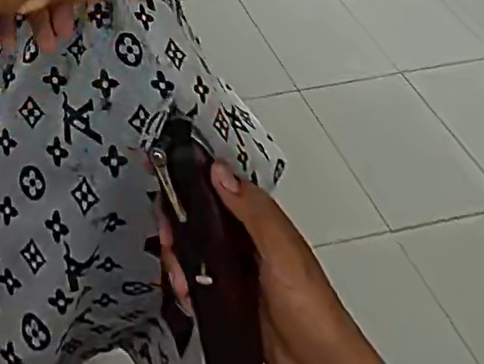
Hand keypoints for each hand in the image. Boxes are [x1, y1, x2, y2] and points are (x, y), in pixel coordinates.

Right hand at [159, 164, 381, 363]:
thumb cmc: (316, 315)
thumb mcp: (283, 251)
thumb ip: (254, 210)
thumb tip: (221, 172)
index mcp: (260, 222)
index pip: (221, 185)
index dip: (193, 174)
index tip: (167, 168)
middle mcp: (246, 242)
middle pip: (199, 216)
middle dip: (176, 219)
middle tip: (167, 228)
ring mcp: (234, 271)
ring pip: (192, 247)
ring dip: (177, 254)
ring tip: (179, 269)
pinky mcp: (225, 299)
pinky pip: (193, 280)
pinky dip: (182, 282)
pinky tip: (185, 291)